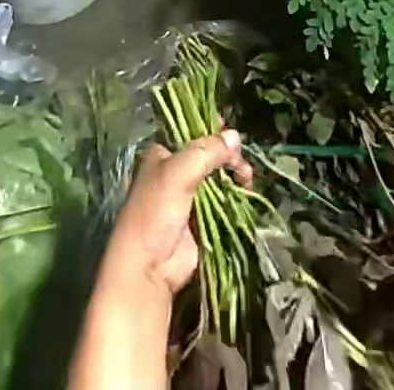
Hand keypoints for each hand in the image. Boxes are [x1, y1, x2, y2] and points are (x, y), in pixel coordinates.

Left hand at [100, 130, 251, 299]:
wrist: (148, 267)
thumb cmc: (156, 211)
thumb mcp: (179, 171)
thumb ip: (208, 150)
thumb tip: (235, 136)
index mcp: (163, 152)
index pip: (189, 127)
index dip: (210, 126)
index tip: (228, 126)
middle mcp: (175, 168)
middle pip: (209, 150)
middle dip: (228, 151)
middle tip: (239, 160)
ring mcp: (190, 191)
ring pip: (219, 171)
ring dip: (235, 170)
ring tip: (245, 177)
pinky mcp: (202, 213)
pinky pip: (224, 193)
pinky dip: (236, 189)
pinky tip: (245, 188)